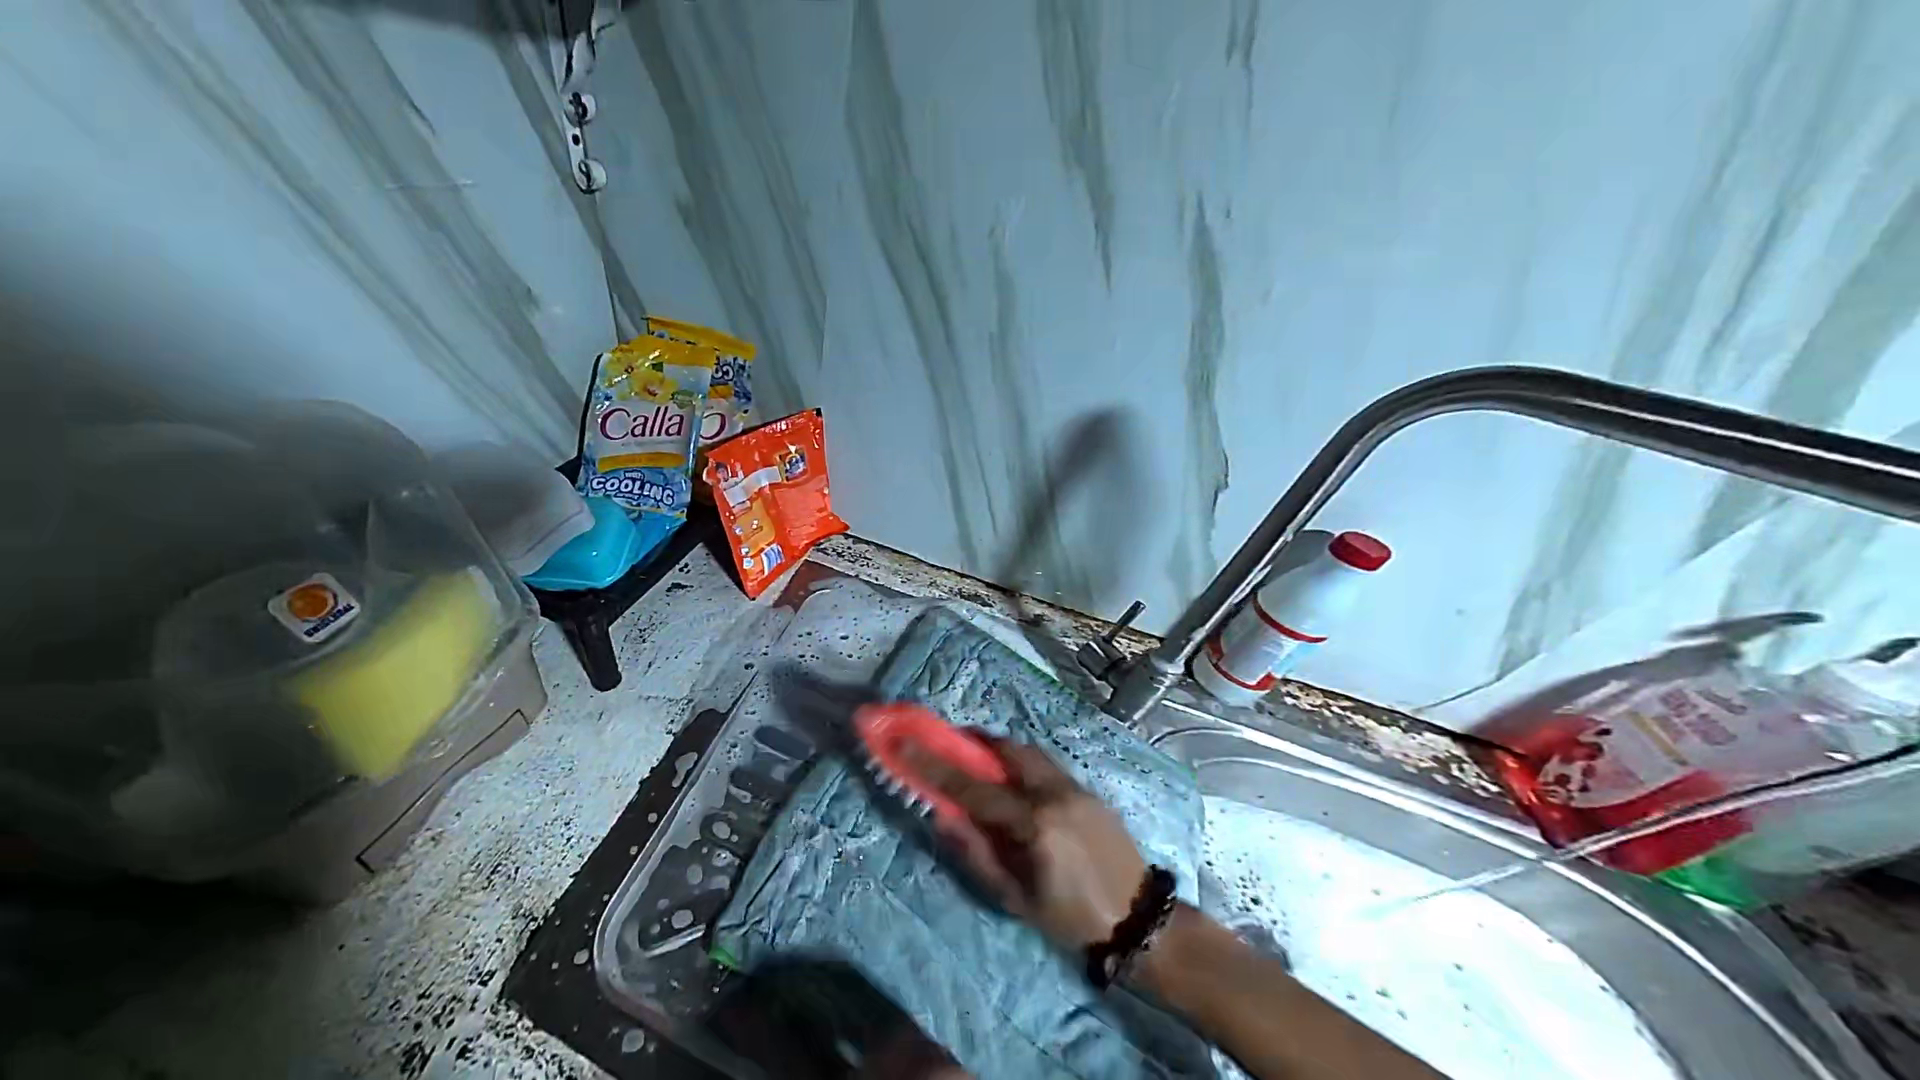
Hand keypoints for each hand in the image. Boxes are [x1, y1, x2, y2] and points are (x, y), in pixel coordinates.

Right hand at [902, 733, 1146, 949]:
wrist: (1140, 922)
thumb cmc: (1071, 919)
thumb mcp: (1016, 899)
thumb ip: (976, 854)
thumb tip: (942, 816)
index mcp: (1035, 823)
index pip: (973, 787)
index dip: (934, 764)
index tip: (904, 740)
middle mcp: (1056, 793)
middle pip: (1008, 750)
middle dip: (976, 743)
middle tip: (952, 746)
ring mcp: (1078, 787)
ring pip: (1031, 753)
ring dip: (1002, 751)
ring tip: (982, 763)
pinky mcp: (1091, 791)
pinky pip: (1049, 765)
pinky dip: (1025, 764)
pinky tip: (1018, 785)